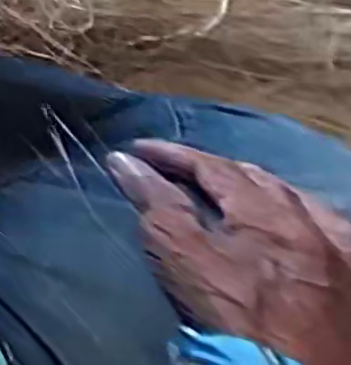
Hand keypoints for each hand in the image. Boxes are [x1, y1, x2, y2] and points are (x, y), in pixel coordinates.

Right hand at [108, 139, 350, 363]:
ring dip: (265, 192)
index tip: (136, 150)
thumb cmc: (226, 304)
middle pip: (266, 182)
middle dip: (217, 169)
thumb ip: (153, 197)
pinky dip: (304, 220)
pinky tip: (291, 227)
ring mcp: (349, 261)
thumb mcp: (174, 245)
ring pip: (310, 206)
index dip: (172, 153)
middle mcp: (320, 231)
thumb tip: (126, 161)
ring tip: (234, 193)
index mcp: (272, 218)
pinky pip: (337, 236)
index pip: (215, 167)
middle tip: (179, 168)